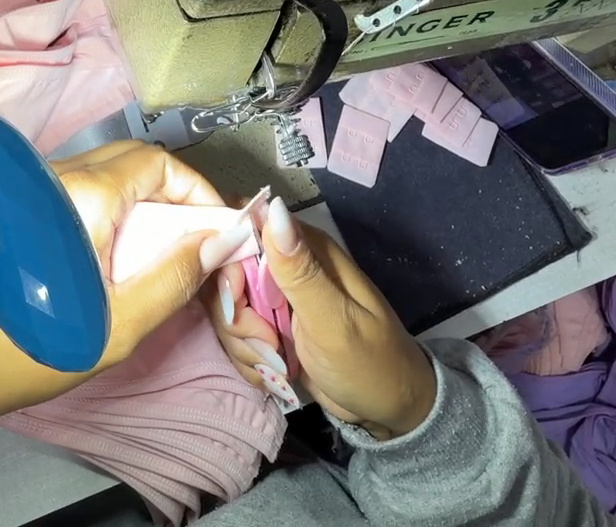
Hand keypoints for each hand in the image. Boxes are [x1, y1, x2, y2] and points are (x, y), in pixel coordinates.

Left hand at [0, 142, 244, 441]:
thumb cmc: (36, 346)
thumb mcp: (119, 325)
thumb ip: (174, 277)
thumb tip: (221, 240)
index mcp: (86, 195)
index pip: (160, 164)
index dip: (198, 190)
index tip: (217, 230)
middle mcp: (61, 175)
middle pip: (136, 161)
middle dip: (175, 194)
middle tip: (194, 242)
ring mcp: (40, 186)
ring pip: (111, 172)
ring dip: (145, 201)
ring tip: (161, 251)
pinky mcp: (27, 203)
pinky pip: (86, 187)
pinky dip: (117, 207)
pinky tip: (119, 252)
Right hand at [209, 200, 437, 439]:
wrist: (389, 410)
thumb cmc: (371, 364)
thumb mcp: (334, 321)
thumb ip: (299, 269)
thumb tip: (273, 205)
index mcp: (305, 247)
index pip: (242, 229)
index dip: (227, 260)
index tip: (237, 300)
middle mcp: (287, 263)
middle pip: (227, 271)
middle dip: (236, 314)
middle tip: (266, 343)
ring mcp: (276, 294)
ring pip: (228, 304)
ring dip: (243, 341)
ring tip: (276, 363)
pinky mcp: (270, 322)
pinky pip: (237, 329)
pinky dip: (247, 354)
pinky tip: (273, 371)